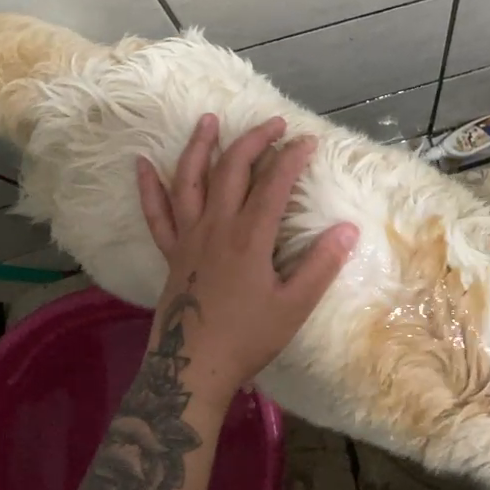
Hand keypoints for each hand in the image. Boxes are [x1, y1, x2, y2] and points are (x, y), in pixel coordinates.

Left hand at [135, 114, 357, 403]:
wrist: (192, 369)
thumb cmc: (248, 338)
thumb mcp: (294, 306)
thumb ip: (321, 265)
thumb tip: (348, 229)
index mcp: (250, 238)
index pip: (274, 183)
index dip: (292, 158)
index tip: (309, 141)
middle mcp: (216, 227)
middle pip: (232, 169)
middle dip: (254, 140)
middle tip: (273, 123)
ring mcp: (188, 237)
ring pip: (189, 180)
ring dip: (199, 147)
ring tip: (209, 120)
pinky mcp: (170, 252)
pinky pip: (156, 213)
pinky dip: (148, 187)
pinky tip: (141, 164)